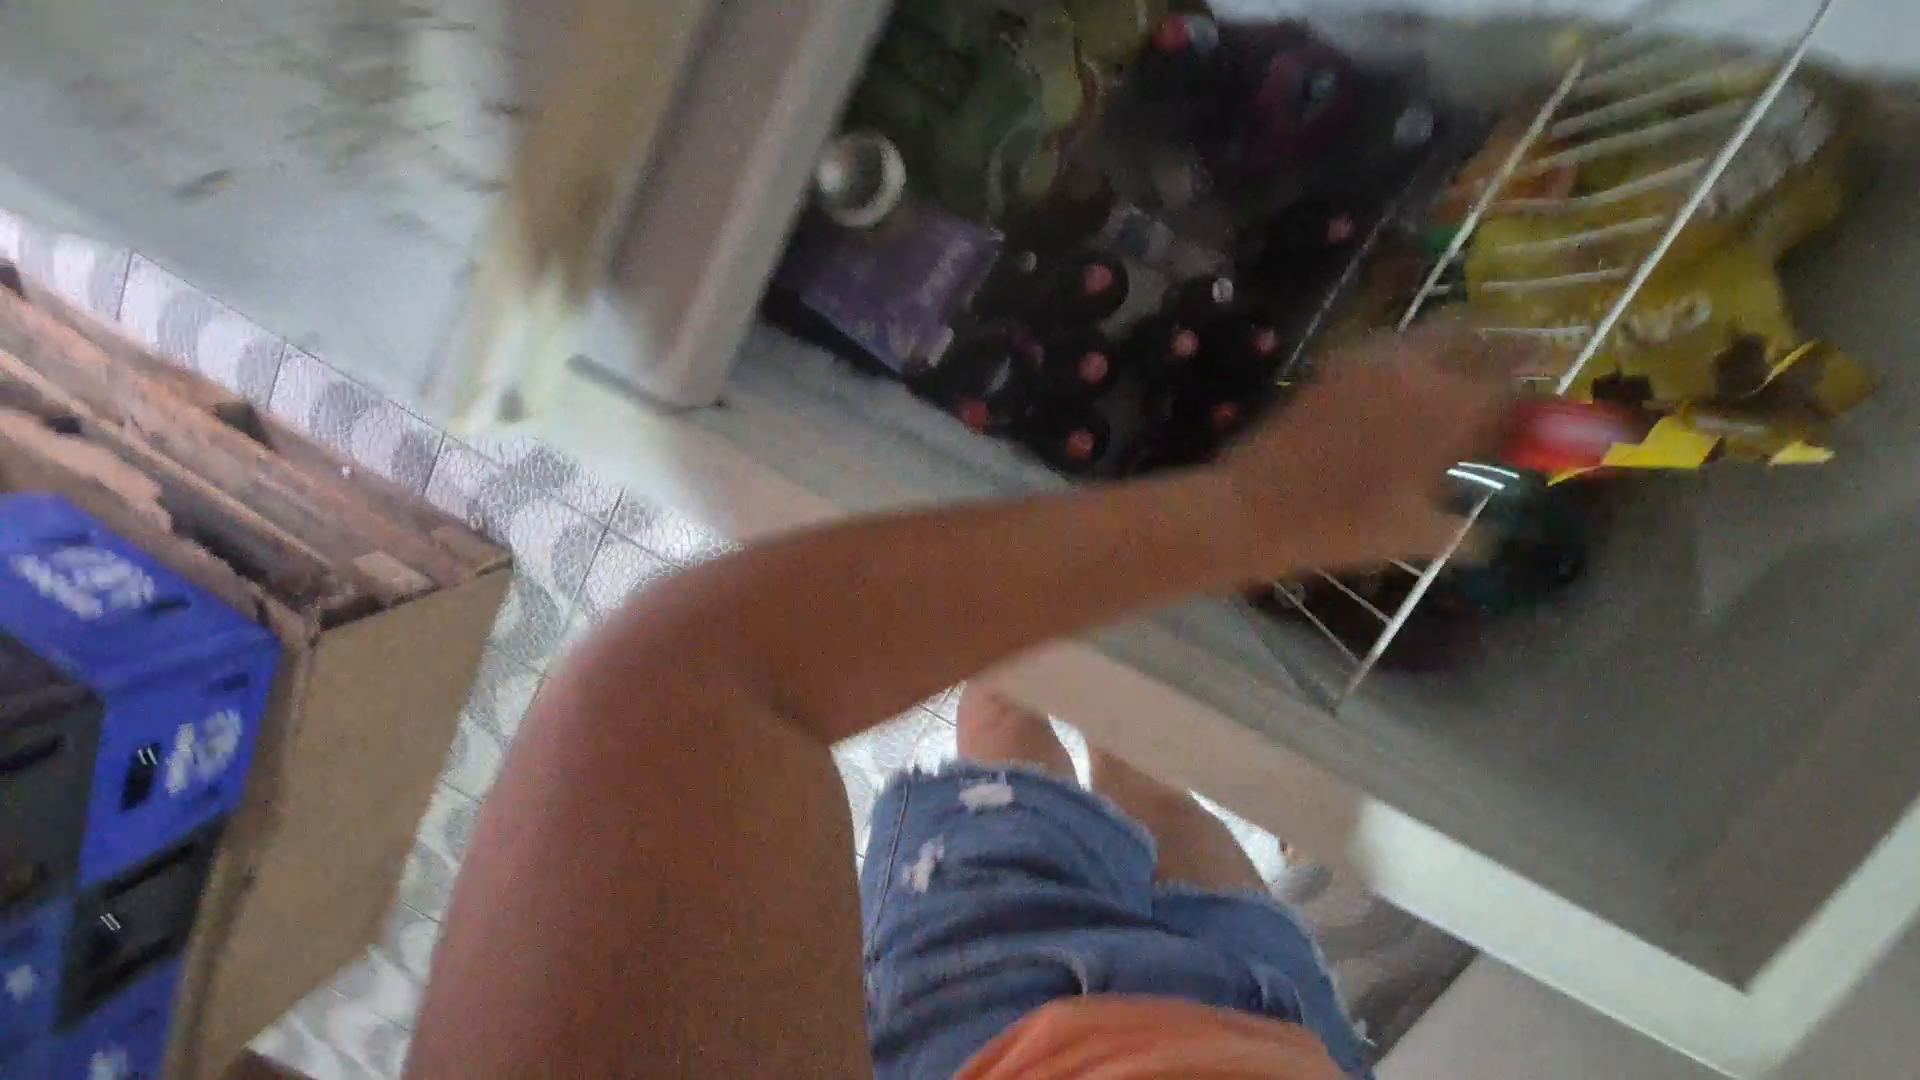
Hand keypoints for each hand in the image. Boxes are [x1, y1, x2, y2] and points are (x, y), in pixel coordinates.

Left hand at [1218, 323, 1523, 570]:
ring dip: (1452, 348)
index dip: (1534, 386)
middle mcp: (1413, 370)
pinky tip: (1401, 390)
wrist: (1249, 509)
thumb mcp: (1408, 535)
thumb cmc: (1335, 528)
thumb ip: (1459, 531)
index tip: (1543, 396)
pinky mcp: (1328, 368)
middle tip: (1506, 373)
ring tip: (1454, 381)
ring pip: (1428, 334)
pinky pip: (1383, 348)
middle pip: (1476, 336)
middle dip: (1498, 350)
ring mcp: (1365, 362)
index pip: (1515, 378)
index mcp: (1449, 407)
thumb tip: (1486, 538)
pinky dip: (1406, 359)